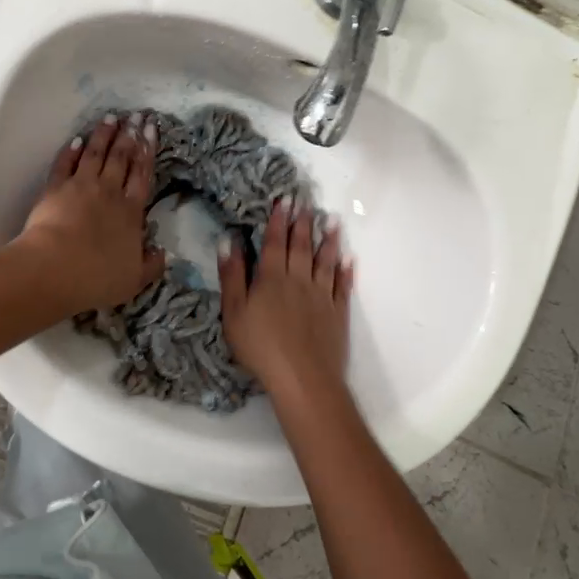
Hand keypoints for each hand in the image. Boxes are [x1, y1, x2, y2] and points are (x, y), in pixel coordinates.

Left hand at [15, 112, 163, 313]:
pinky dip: (71, 151)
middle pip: (120, 158)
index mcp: (131, 212)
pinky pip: (65, 164)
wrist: (55, 268)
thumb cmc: (97, 277)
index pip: (142, 175)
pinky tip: (77, 139)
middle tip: (135, 115)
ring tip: (110, 117)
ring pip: (95, 154)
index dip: (147, 151)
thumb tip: (162, 253)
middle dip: (129, 135)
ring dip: (103, 135)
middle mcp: (109, 193)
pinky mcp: (55, 189)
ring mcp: (81, 187)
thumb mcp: (134, 279)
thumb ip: (151, 265)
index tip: (151, 130)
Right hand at [221, 199, 355, 409]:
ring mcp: (322, 295)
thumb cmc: (261, 347)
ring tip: (333, 221)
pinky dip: (346, 271)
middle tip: (307, 202)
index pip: (274, 242)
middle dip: (303, 223)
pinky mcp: (338, 312)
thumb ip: (232, 276)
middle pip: (301, 246)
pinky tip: (349, 260)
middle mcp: (298, 280)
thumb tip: (228, 242)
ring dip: (329, 240)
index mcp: (271, 278)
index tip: (284, 200)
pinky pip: (343, 286)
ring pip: (326, 260)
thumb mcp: (233, 313)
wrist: (303, 377)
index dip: (278, 220)